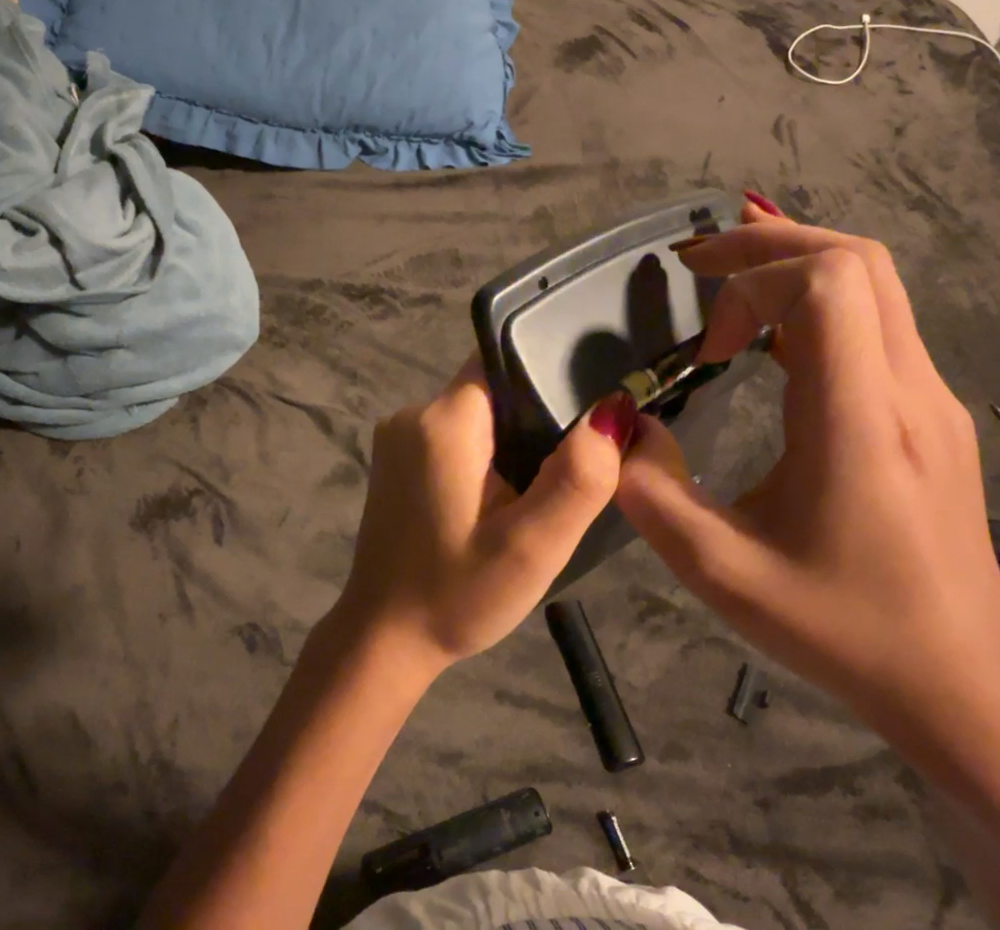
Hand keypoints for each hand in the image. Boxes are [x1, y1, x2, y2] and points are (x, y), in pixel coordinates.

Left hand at [335, 358, 631, 671]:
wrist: (386, 640)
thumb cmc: (457, 595)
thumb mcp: (532, 546)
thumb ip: (578, 477)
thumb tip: (612, 412)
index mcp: (443, 420)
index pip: (506, 358)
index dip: (552, 372)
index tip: (593, 401)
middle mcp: (413, 414)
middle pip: (494, 389)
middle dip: (539, 416)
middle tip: (580, 459)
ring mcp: (399, 439)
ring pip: (478, 415)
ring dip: (513, 441)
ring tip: (548, 482)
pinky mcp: (397, 464)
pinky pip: (456, 439)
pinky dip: (488, 457)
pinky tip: (507, 497)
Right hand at [616, 202, 999, 743]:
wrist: (956, 678)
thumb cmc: (838, 626)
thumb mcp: (718, 572)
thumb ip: (650, 492)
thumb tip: (619, 424)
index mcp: (857, 422)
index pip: (826, 282)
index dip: (750, 275)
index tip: (700, 332)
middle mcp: (908, 392)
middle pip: (857, 259)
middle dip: (768, 242)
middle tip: (695, 264)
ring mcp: (931, 399)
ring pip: (877, 283)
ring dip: (796, 265)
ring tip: (723, 285)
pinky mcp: (934, 414)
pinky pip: (882, 321)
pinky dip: (820, 300)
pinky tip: (772, 331)